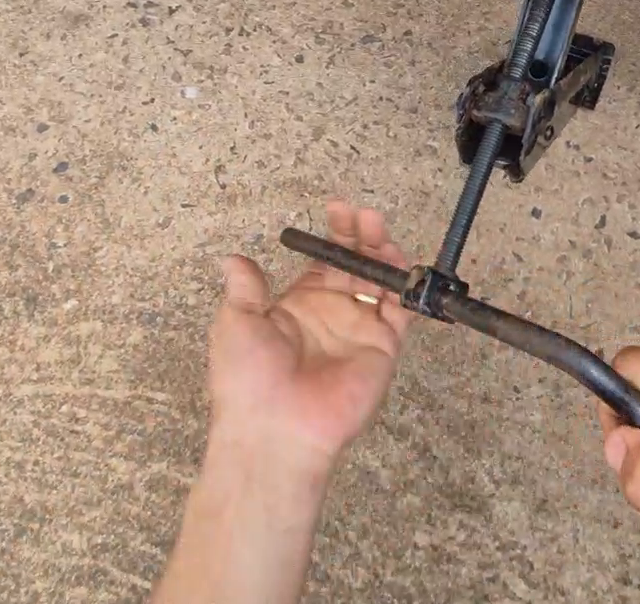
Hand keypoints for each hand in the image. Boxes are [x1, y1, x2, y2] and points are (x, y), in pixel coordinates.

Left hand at [205, 201, 411, 470]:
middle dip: (364, 236)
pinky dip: (407, 289)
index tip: (339, 208)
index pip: (327, 260)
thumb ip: (246, 289)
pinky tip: (402, 265)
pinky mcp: (383, 347)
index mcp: (302, 304)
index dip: (336, 233)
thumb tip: (232, 258)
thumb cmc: (249, 382)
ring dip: (385, 254)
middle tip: (367, 215)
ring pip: (382, 281)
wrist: (275, 431)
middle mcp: (334, 312)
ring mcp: (360, 328)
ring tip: (380, 232)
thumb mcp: (237, 325)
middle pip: (358, 264)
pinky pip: (402, 313)